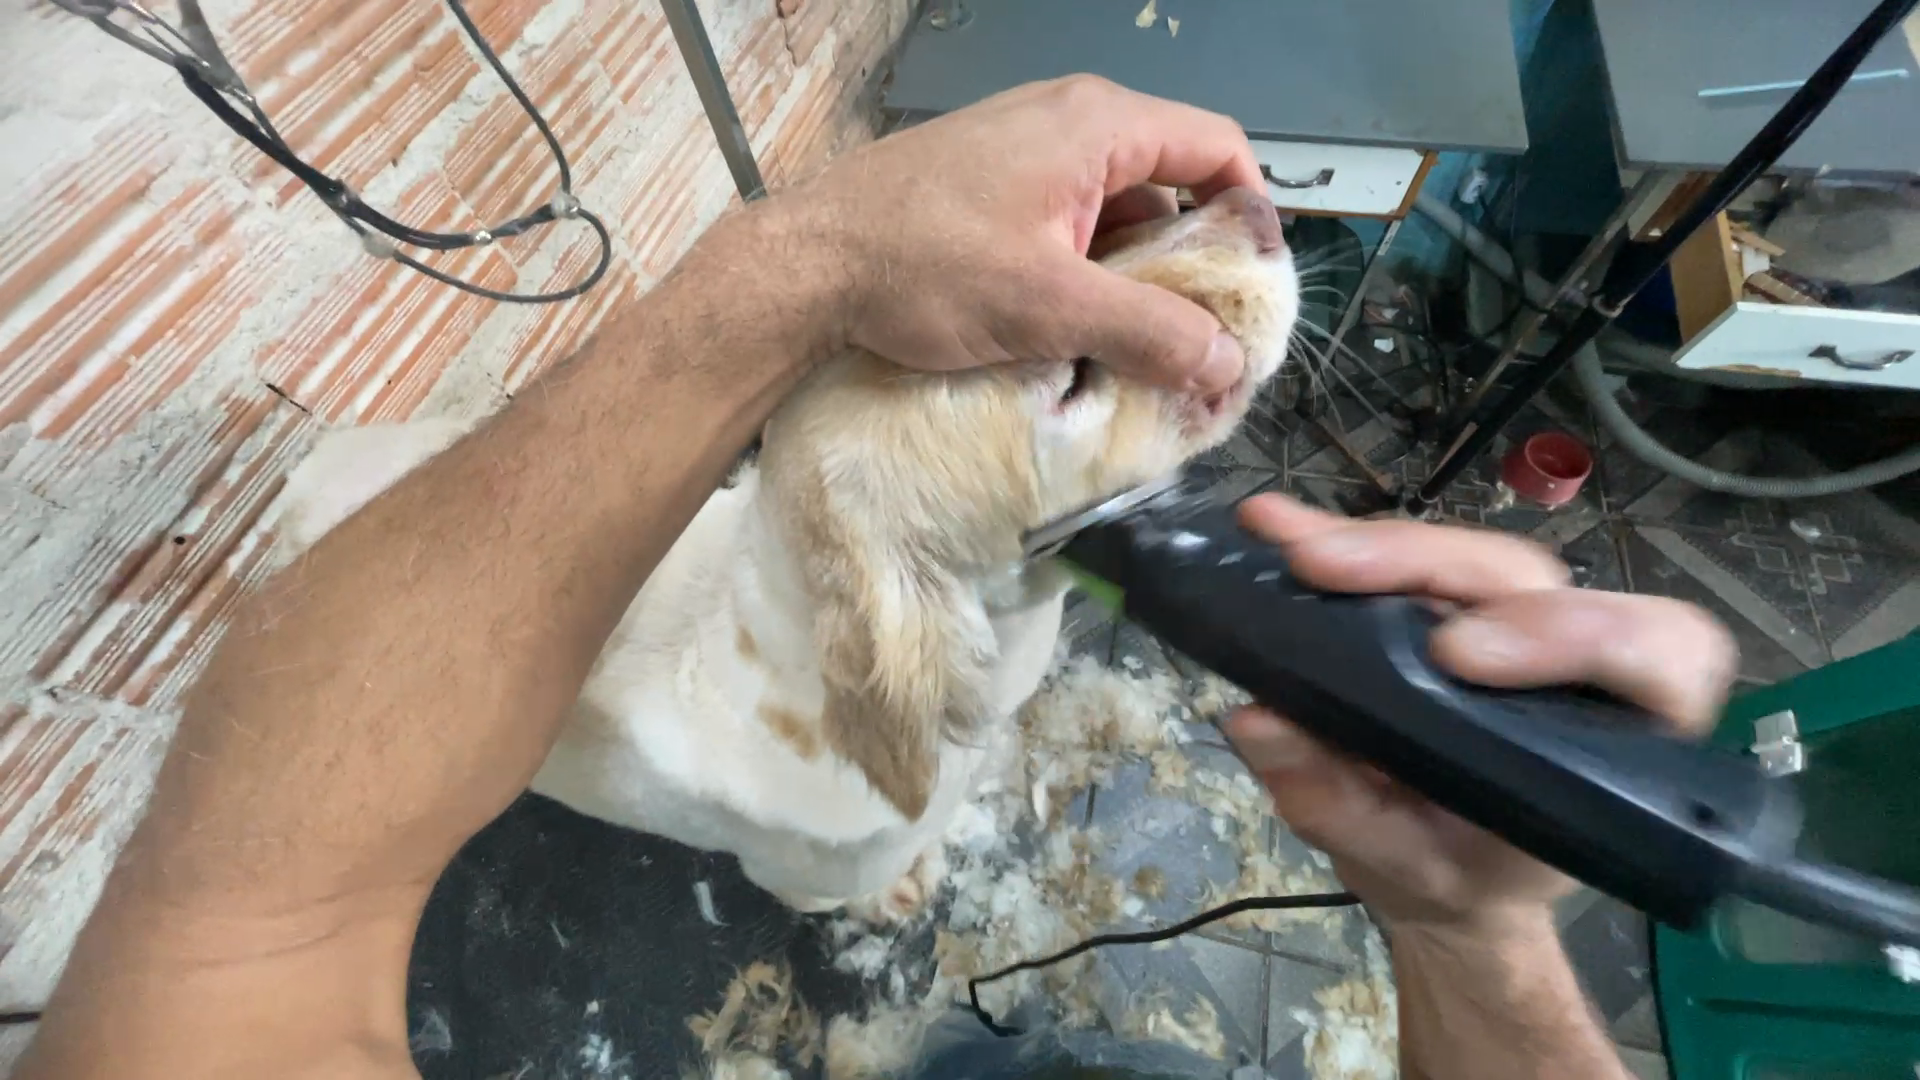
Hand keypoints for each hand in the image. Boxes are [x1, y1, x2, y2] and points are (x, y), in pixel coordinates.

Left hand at [794, 75, 1260, 391]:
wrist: (810, 264)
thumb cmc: (924, 269)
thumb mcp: (1046, 305)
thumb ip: (1145, 330)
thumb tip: (1223, 361)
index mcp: (1097, 126)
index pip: (1216, 149)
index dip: (1249, 216)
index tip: (1249, 287)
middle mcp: (1067, 127)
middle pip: (1167, 188)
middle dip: (1188, 265)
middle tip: (1196, 337)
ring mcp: (1024, 159)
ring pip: (1112, 218)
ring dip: (1132, 281)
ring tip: (1138, 348)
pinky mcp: (991, 196)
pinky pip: (1065, 230)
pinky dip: (1083, 277)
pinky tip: (1077, 329)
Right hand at [1223, 495, 1737, 933]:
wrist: (1439, 859)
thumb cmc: (1454, 867)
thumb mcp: (1404, 863)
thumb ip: (1341, 804)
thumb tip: (1255, 720)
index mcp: (1608, 730)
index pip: (1646, 648)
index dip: (1569, 633)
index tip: (1455, 658)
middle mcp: (1557, 652)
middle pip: (1514, 575)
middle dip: (1415, 563)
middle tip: (1317, 565)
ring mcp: (1487, 616)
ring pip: (1446, 552)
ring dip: (1356, 541)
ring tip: (1273, 532)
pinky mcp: (1424, 603)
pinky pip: (1387, 557)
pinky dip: (1325, 538)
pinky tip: (1269, 526)